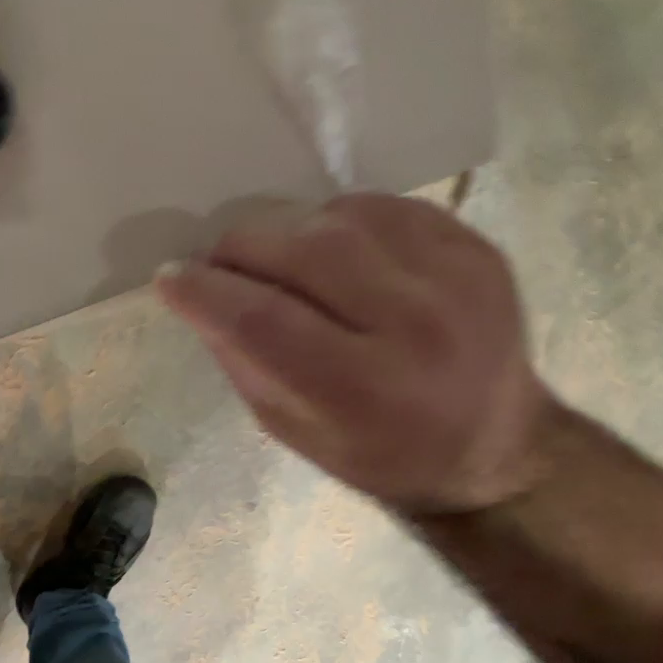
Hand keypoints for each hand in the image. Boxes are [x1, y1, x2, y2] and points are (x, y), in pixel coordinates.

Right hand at [158, 193, 552, 513]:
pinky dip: (337, 220)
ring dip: (287, 231)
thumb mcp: (289, 428)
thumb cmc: (374, 453)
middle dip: (240, 248)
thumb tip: (201, 298)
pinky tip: (326, 248)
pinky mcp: (476, 247)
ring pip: (341, 219)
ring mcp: (456, 278)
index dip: (203, 292)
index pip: (261, 319)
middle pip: (302, 254)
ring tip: (273, 259)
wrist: (493, 445)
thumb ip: (243, 361)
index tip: (170, 278)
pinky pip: (385, 208)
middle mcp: (415, 326)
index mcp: (360, 390)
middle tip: (217, 263)